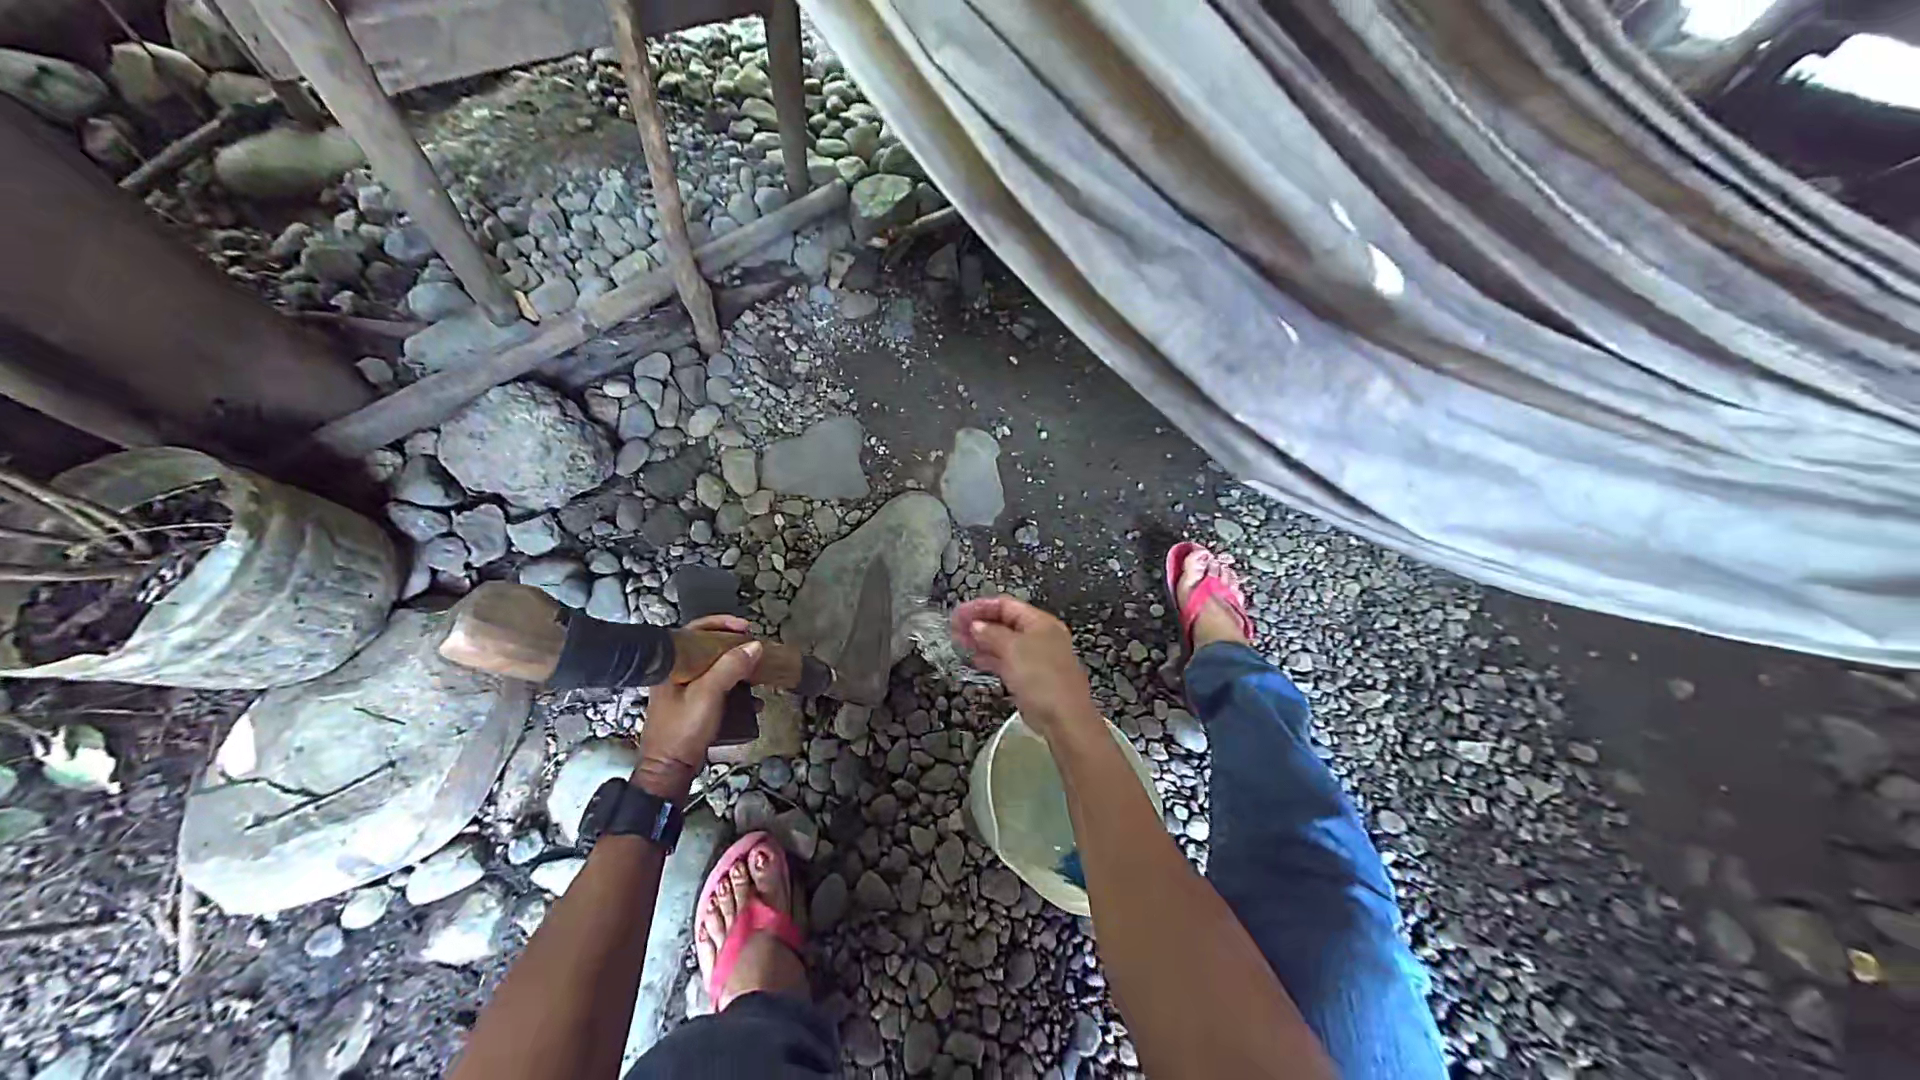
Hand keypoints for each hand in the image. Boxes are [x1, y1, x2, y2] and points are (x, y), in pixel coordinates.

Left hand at [635, 614, 762, 799]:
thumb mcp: (708, 694)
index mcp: (672, 664)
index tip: (745, 627)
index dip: (721, 624)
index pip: (695, 630)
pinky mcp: (693, 707)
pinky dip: (736, 690)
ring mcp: (684, 691)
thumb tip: (754, 646)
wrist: (670, 771)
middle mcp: (676, 674)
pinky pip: (718, 689)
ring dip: (738, 668)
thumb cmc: (682, 731)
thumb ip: (730, 667)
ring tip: (756, 670)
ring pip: (715, 668)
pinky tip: (752, 701)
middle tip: (753, 646)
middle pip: (707, 648)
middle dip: (734, 646)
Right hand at [952, 596, 1098, 736]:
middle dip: (979, 624)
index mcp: (1040, 622)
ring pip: (1004, 642)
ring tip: (959, 642)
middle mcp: (1040, 636)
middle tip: (955, 628)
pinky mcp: (1030, 677)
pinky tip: (975, 659)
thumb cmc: (1041, 677)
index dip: (980, 607)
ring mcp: (1036, 657)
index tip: (958, 614)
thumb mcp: (1013, 649)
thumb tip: (976, 625)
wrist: (1063, 717)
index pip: (1006, 605)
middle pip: (1005, 623)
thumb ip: (991, 634)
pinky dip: (991, 658)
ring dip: (982, 641)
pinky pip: (1007, 661)